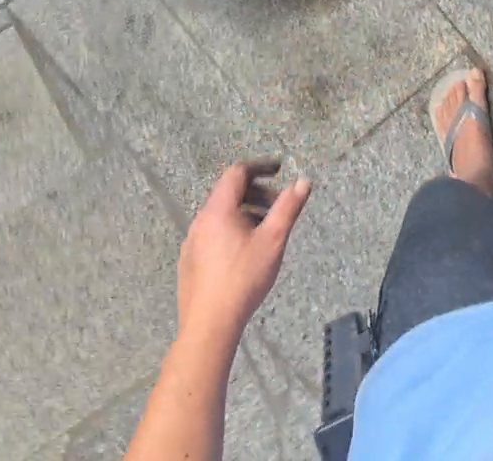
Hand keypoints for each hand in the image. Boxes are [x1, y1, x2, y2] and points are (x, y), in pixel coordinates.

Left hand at [177, 158, 310, 342]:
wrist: (210, 325)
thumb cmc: (244, 277)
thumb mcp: (273, 240)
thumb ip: (288, 207)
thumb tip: (304, 180)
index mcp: (218, 211)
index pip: (237, 173)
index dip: (259, 167)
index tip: (279, 169)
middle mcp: (200, 221)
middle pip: (228, 193)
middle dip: (256, 193)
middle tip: (278, 206)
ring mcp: (191, 243)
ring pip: (220, 215)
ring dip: (244, 213)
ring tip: (264, 230)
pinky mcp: (189, 262)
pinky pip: (212, 234)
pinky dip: (231, 230)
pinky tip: (244, 253)